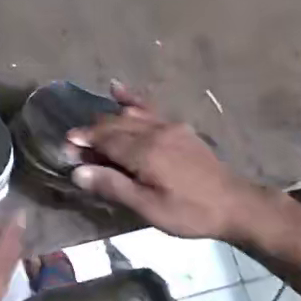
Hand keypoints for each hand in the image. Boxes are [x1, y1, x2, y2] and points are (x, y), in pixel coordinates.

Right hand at [67, 82, 267, 239]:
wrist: (235, 204)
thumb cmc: (189, 212)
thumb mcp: (148, 207)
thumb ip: (113, 186)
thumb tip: (78, 171)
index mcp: (145, 151)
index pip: (105, 139)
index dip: (84, 140)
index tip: (65, 144)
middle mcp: (155, 132)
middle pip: (115, 124)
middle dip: (92, 130)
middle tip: (74, 142)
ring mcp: (169, 126)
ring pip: (130, 114)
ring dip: (107, 118)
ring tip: (90, 126)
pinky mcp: (179, 128)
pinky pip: (150, 108)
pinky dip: (132, 99)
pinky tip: (117, 89)